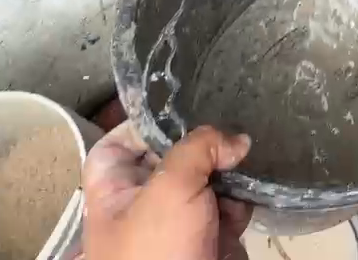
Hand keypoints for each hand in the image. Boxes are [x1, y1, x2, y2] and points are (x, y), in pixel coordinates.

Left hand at [81, 122, 254, 259]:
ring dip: (230, 173)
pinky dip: (241, 200)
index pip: (115, 148)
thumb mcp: (170, 187)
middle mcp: (145, 205)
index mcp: (116, 196)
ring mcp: (180, 222)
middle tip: (227, 134)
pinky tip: (242, 206)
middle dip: (205, 145)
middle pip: (174, 156)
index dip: (141, 126)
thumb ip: (201, 146)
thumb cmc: (158, 251)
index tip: (178, 111)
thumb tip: (236, 141)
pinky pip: (231, 203)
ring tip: (239, 173)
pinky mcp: (212, 236)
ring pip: (210, 176)